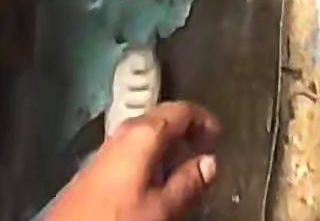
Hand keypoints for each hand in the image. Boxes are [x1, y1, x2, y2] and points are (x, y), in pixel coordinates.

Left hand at [42, 101, 220, 220]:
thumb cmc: (119, 220)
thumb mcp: (161, 210)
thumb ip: (188, 183)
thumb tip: (211, 161)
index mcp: (145, 132)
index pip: (182, 109)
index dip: (204, 119)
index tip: (219, 136)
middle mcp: (127, 129)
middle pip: (164, 116)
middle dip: (188, 129)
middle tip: (206, 150)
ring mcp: (111, 144)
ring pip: (149, 132)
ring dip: (170, 144)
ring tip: (186, 167)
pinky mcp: (101, 163)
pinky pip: (135, 147)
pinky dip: (153, 155)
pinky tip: (157, 178)